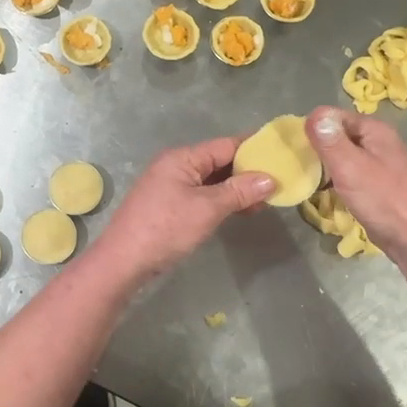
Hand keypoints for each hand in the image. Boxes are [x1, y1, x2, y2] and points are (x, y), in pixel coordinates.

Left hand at [93, 135, 276, 280]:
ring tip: (264, 201)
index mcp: (183, 158)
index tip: (283, 155)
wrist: (123, 261)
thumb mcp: (207, 209)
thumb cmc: (165, 229)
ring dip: (235, 189)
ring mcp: (169, 185)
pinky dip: (221, 200)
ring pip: (211, 180)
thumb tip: (270, 178)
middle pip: (219, 161)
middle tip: (279, 183)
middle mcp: (175, 165)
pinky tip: (238, 211)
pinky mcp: (168, 205)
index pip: (226, 145)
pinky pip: (201, 194)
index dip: (254, 149)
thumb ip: (239, 191)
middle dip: (247, 172)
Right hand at [305, 106, 406, 258]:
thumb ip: (330, 140)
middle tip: (299, 166)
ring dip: (327, 167)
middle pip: (340, 135)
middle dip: (319, 148)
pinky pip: (353, 174)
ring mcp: (383, 165)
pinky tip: (329, 193)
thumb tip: (313, 113)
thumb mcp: (350, 167)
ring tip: (310, 180)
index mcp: (376, 131)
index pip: (334, 116)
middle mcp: (381, 142)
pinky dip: (339, 180)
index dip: (313, 129)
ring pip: (346, 156)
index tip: (295, 149)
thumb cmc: (383, 200)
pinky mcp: (381, 186)